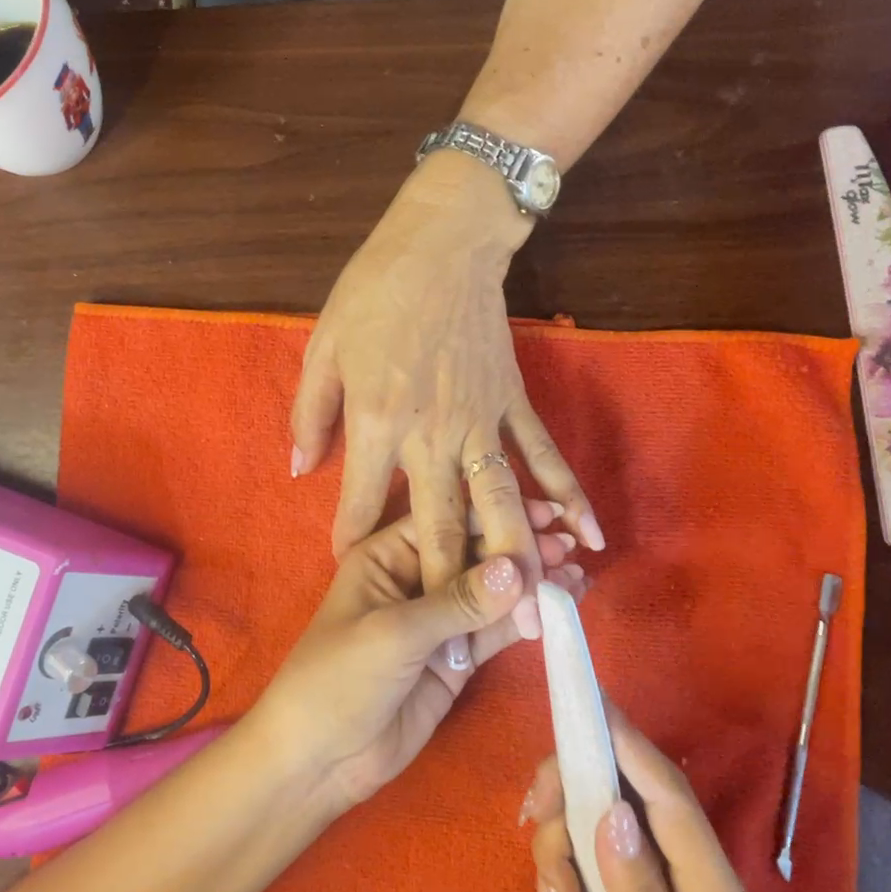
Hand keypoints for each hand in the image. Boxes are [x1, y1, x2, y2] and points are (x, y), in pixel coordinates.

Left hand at [246, 504, 588, 812]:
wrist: (318, 759)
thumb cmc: (338, 680)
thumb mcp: (393, 634)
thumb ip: (455, 602)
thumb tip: (517, 567)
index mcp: (385, 555)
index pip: (446, 522)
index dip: (494, 514)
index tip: (547, 512)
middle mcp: (413, 577)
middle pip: (474, 553)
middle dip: (521, 547)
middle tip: (573, 543)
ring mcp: (437, 620)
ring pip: (491, 593)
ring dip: (532, 582)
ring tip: (581, 572)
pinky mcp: (455, 659)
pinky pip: (495, 631)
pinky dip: (528, 620)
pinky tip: (563, 605)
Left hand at [291, 154, 604, 644]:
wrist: (442, 242)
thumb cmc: (372, 294)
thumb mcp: (323, 349)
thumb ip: (311, 415)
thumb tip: (301, 469)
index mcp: (376, 425)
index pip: (357, 505)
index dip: (348, 544)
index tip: (351, 580)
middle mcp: (431, 437)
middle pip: (440, 527)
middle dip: (446, 591)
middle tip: (456, 648)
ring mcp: (481, 423)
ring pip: (501, 506)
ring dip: (516, 564)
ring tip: (533, 616)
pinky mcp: (515, 404)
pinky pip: (544, 458)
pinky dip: (568, 496)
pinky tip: (589, 536)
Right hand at [524, 704, 748, 891]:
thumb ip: (641, 891)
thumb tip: (612, 814)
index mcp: (709, 879)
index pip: (668, 791)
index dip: (626, 738)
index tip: (585, 691)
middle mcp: (681, 868)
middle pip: (620, 794)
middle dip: (569, 793)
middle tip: (535, 814)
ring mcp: (651, 881)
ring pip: (592, 825)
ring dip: (558, 845)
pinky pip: (584, 859)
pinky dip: (562, 871)